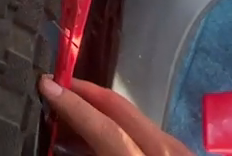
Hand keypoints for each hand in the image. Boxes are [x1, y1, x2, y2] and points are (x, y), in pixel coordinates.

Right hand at [39, 76, 189, 155]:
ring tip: (71, 115)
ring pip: (134, 116)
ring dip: (100, 111)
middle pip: (120, 108)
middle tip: (54, 87)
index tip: (45, 83)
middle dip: (84, 93)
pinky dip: (121, 128)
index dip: (72, 104)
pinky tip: (101, 137)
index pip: (105, 128)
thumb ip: (87, 154)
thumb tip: (60, 140)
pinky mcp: (185, 153)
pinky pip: (147, 131)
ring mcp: (181, 150)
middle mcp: (165, 151)